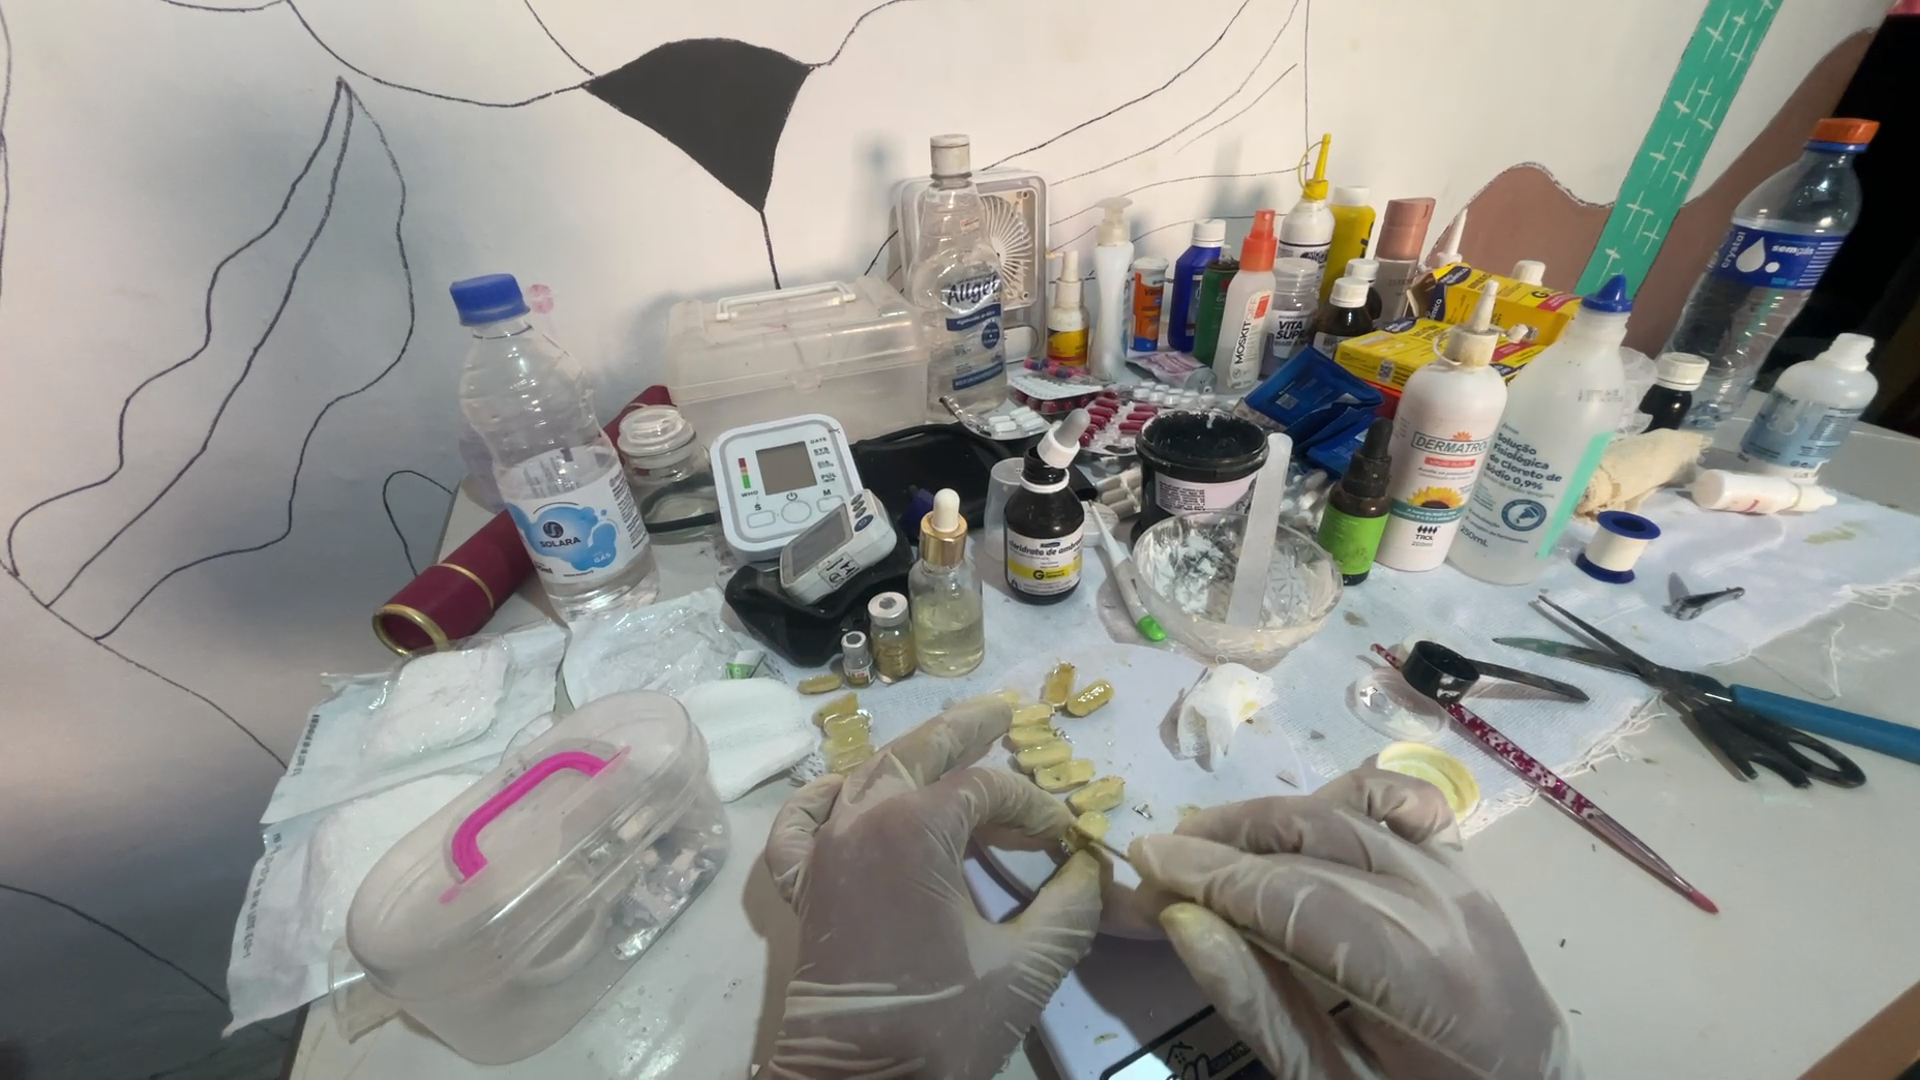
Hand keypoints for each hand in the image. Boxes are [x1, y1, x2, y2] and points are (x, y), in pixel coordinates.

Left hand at [763, 697, 1102, 1078]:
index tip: (1061, 831)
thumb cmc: (939, 1027)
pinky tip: (840, 789)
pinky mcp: (804, 881)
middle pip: (918, 751)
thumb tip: (1091, 869)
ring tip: (947, 740)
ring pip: (867, 773)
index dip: (1030, 803)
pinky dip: (820, 798)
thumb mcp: (1024, 970)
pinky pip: (800, 822)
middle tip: (1000, 711)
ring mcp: (825, 847)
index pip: (983, 790)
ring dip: (910, 754)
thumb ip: (1068, 910)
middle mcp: (862, 820)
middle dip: (964, 729)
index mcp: (914, 829)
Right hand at [1131, 766, 1576, 1079]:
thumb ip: (1257, 1004)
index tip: (1146, 865)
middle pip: (1312, 842)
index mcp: (1435, 991)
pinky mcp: (1461, 862)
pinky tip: (1300, 822)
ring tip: (1209, 840)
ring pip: (1340, 810)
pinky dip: (1341, 794)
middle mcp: (1453, 912)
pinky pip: (1399, 799)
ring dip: (1262, 817)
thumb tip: (1180, 918)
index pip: (1299, 903)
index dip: (1213, 877)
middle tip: (1163, 861)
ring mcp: (1462, 877)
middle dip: (1222, 844)